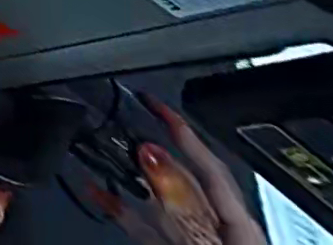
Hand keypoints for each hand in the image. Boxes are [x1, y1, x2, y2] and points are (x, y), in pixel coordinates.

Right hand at [91, 95, 266, 244]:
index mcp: (238, 232)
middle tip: (117, 119)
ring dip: (128, 176)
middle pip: (185, 184)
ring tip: (97, 150)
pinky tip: (94, 191)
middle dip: (151, 150)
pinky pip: (144, 227)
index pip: (211, 169)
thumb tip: (151, 152)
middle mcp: (218, 237)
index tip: (150, 100)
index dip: (182, 131)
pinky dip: (118, 206)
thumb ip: (181, 208)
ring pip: (160, 205)